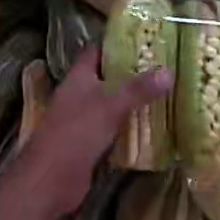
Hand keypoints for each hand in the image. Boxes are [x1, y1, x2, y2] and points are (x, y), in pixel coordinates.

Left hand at [11, 46, 170, 219]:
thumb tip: (169, 70)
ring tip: (163, 93)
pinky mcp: (89, 143)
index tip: (144, 39)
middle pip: (107, 77)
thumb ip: (139, 88)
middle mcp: (79, 93)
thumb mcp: (111, 105)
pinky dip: (128, 127)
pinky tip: (151, 126)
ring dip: (131, 101)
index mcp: (79, 76)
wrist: (50, 180)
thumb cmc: (77, 131)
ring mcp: (83, 119)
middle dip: (131, 72)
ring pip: (111, 103)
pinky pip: (113, 128)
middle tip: (162, 67)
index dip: (117, 42)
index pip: (97, 49)